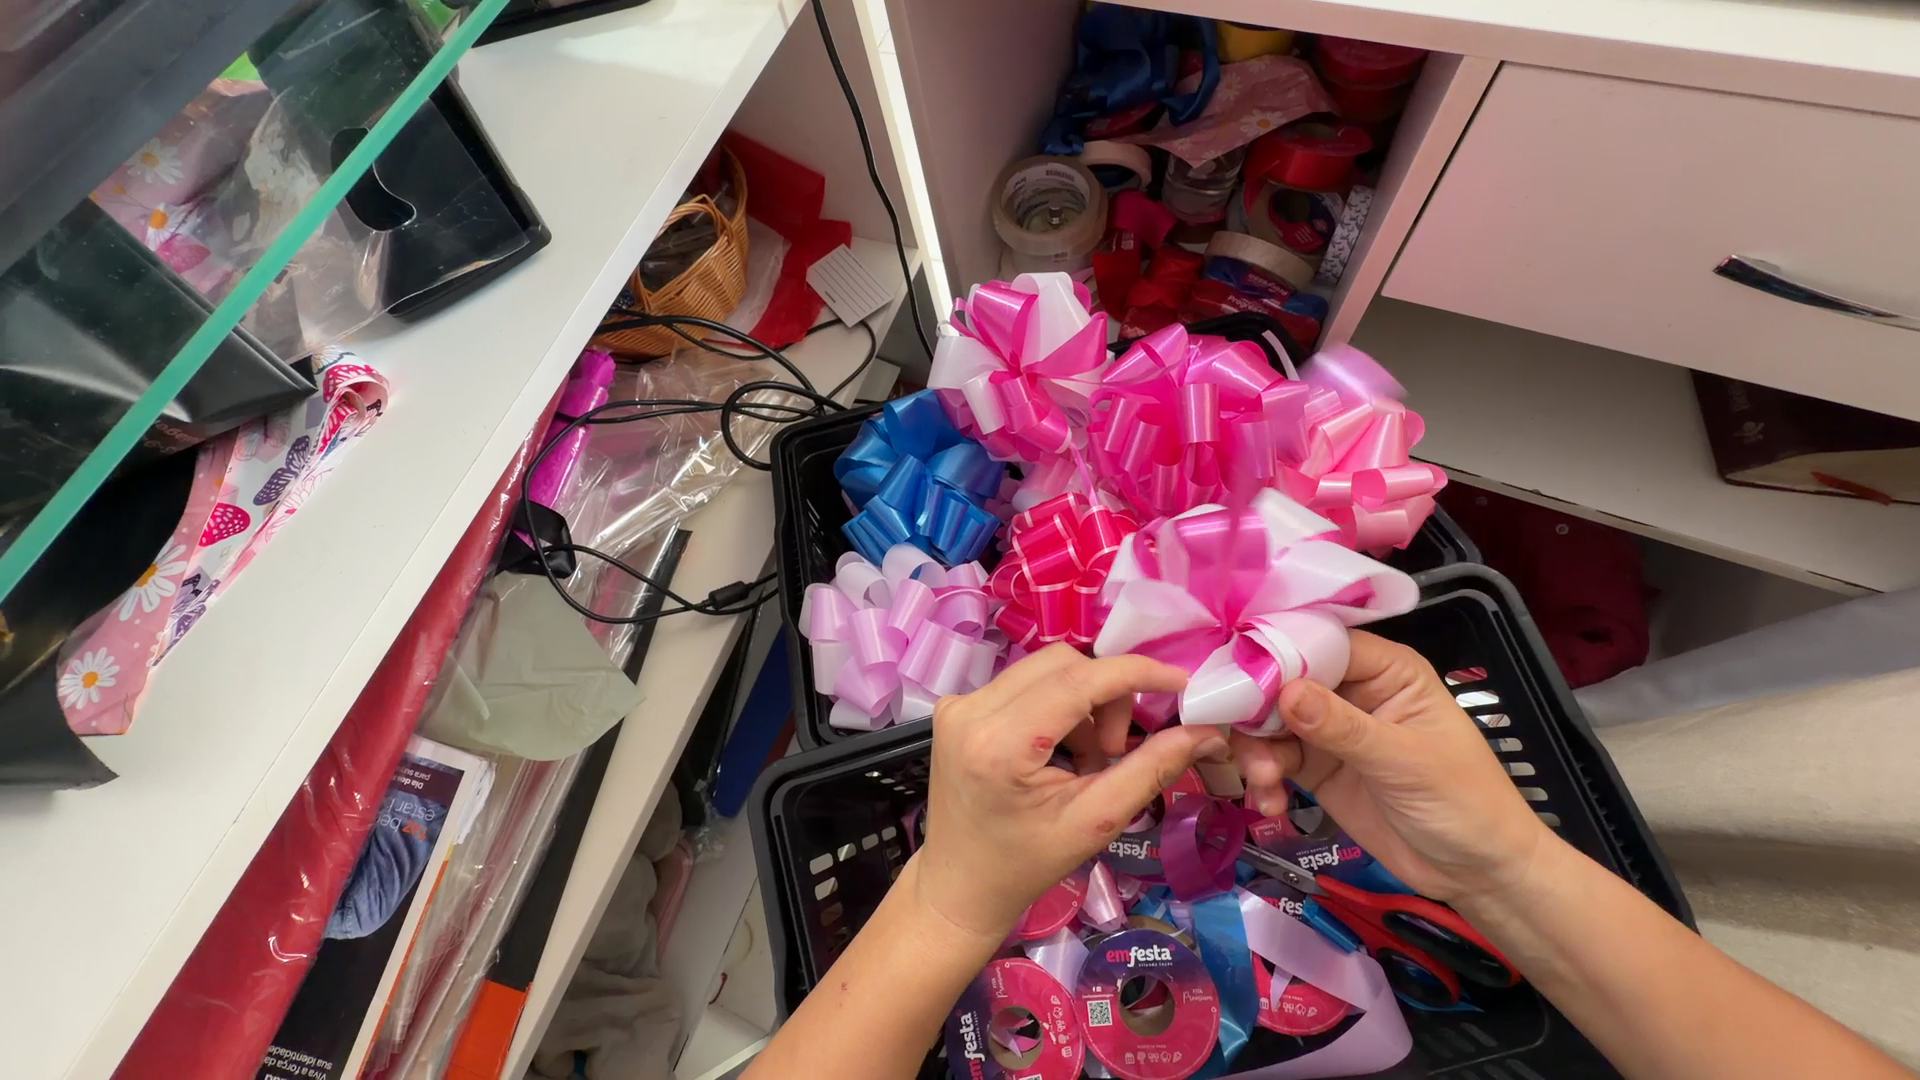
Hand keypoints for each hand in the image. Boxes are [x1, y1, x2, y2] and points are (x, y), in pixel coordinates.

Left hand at [913, 644, 1227, 941]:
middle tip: (1116, 749)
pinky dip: (1055, 706)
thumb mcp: (1095, 823)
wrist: (958, 885)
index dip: (1134, 672)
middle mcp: (970, 710)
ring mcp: (958, 704)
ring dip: (1081, 702)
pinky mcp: (956, 706)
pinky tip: (1056, 752)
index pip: (1077, 679)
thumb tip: (1204, 730)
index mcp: (1000, 743)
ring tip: (1085, 760)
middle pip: (1063, 663)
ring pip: (1044, 669)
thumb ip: (1151, 769)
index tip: (1180, 681)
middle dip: (1106, 695)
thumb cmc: (1025, 865)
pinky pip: (1023, 683)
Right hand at [1231, 631, 1556, 903]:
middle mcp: (1349, 690)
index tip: (1239, 673)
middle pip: (1282, 680)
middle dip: (1256, 710)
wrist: (1476, 875)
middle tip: (1241, 737)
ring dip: (1256, 750)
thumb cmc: (1464, 803)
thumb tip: (1285, 692)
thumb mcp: (1405, 762)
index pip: (1320, 643)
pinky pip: (1272, 759)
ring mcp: (1327, 728)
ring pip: (1269, 721)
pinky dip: (1263, 779)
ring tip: (1261, 781)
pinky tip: (1270, 803)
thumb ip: (1343, 727)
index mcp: (1383, 670)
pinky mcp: (1313, 765)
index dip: (1278, 652)